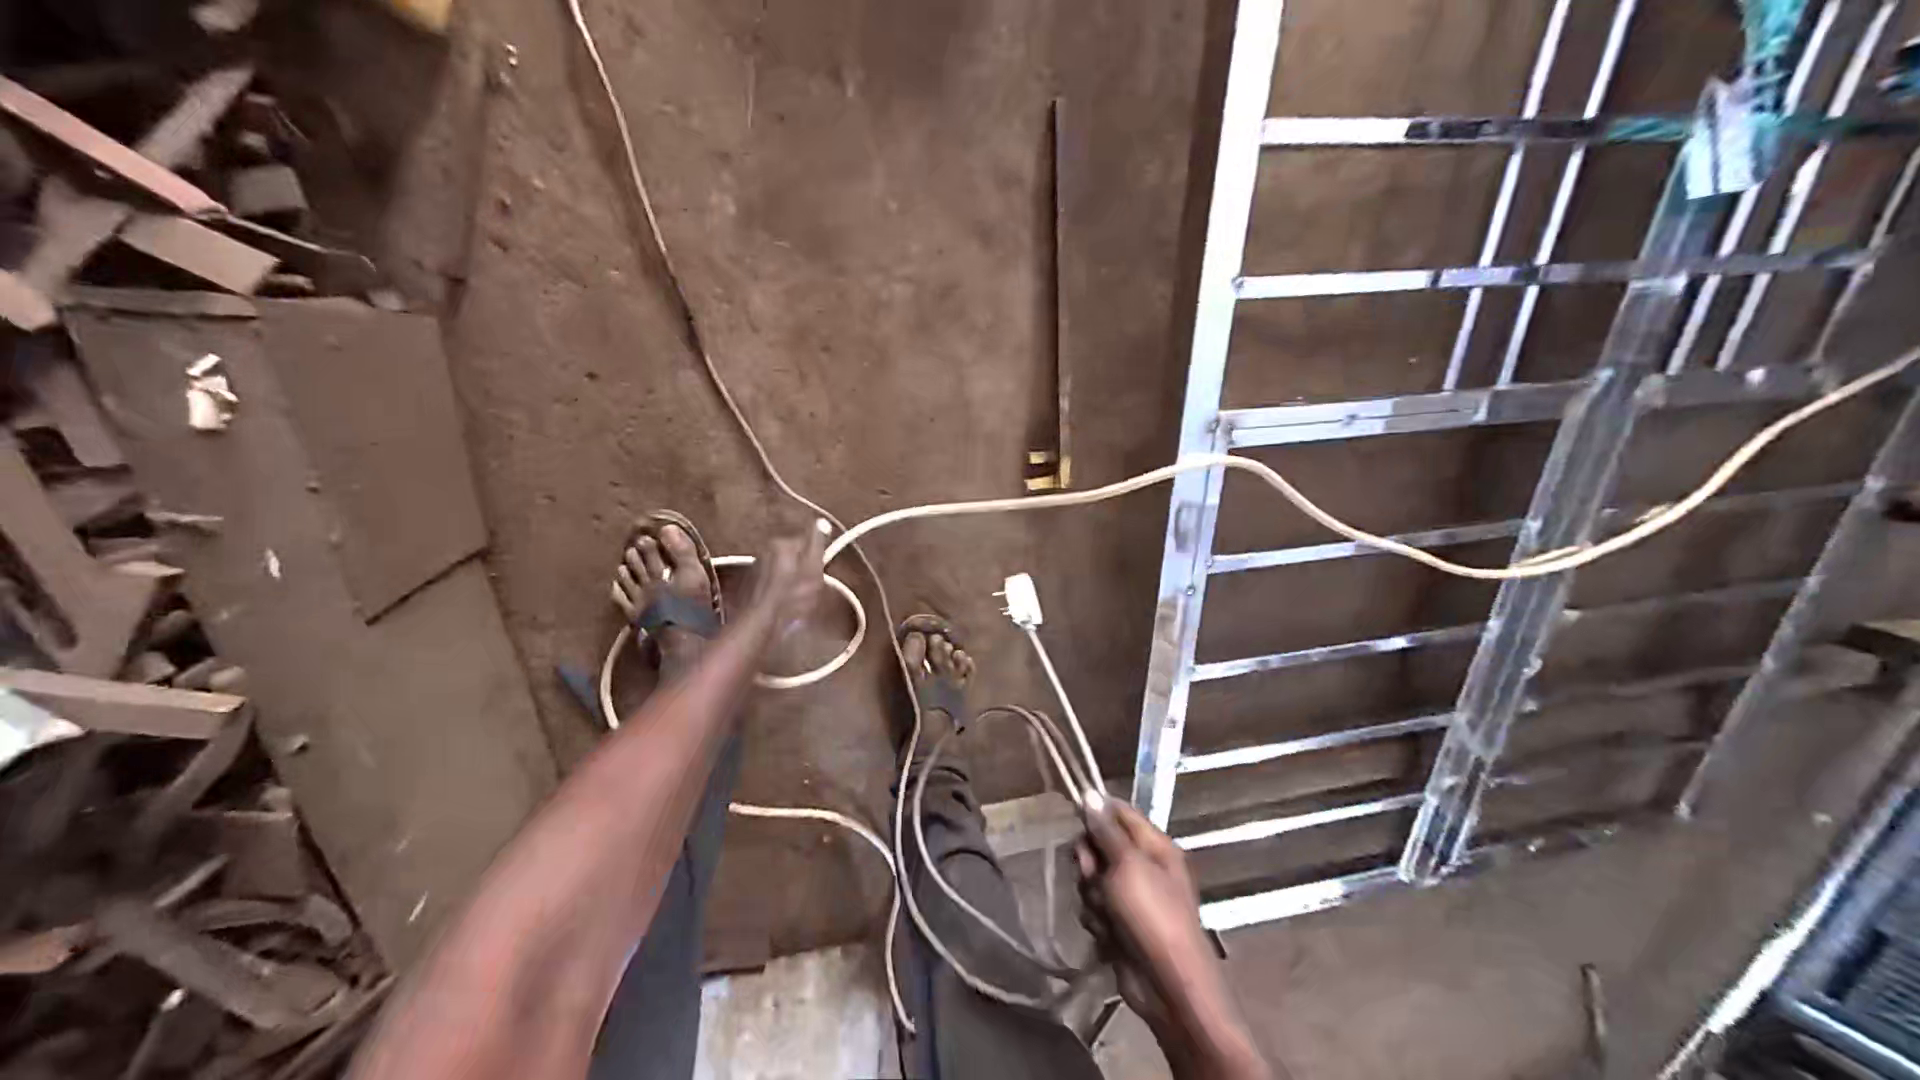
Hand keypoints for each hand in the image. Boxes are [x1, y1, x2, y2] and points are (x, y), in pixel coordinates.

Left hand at [746, 520, 825, 631]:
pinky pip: (773, 584)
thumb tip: (822, 522)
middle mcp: (764, 550)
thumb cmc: (791, 596)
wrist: (761, 623)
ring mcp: (756, 568)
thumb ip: (818, 543)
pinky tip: (784, 605)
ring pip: (783, 570)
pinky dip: (779, 591)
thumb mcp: (814, 569)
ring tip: (798, 601)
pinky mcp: (750, 586)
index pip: (808, 542)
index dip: (818, 560)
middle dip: (804, 571)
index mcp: (781, 543)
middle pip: (794, 556)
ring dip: (791, 582)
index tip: (820, 574)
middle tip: (810, 589)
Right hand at [1078, 800, 1271, 1079]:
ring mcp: (1132, 897)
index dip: (1096, 813)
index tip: (1075, 817)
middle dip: (1090, 863)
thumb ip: (1105, 830)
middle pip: (1100, 846)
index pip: (1120, 812)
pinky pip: (1094, 908)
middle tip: (1092, 875)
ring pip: (1092, 879)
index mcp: (1155, 846)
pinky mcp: (1120, 924)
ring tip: (1104, 913)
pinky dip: (1096, 920)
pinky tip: (1106, 933)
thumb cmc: (1152, 916)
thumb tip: (1089, 793)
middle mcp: (1144, 866)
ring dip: (1091, 895)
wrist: (1168, 986)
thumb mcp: (1127, 864)